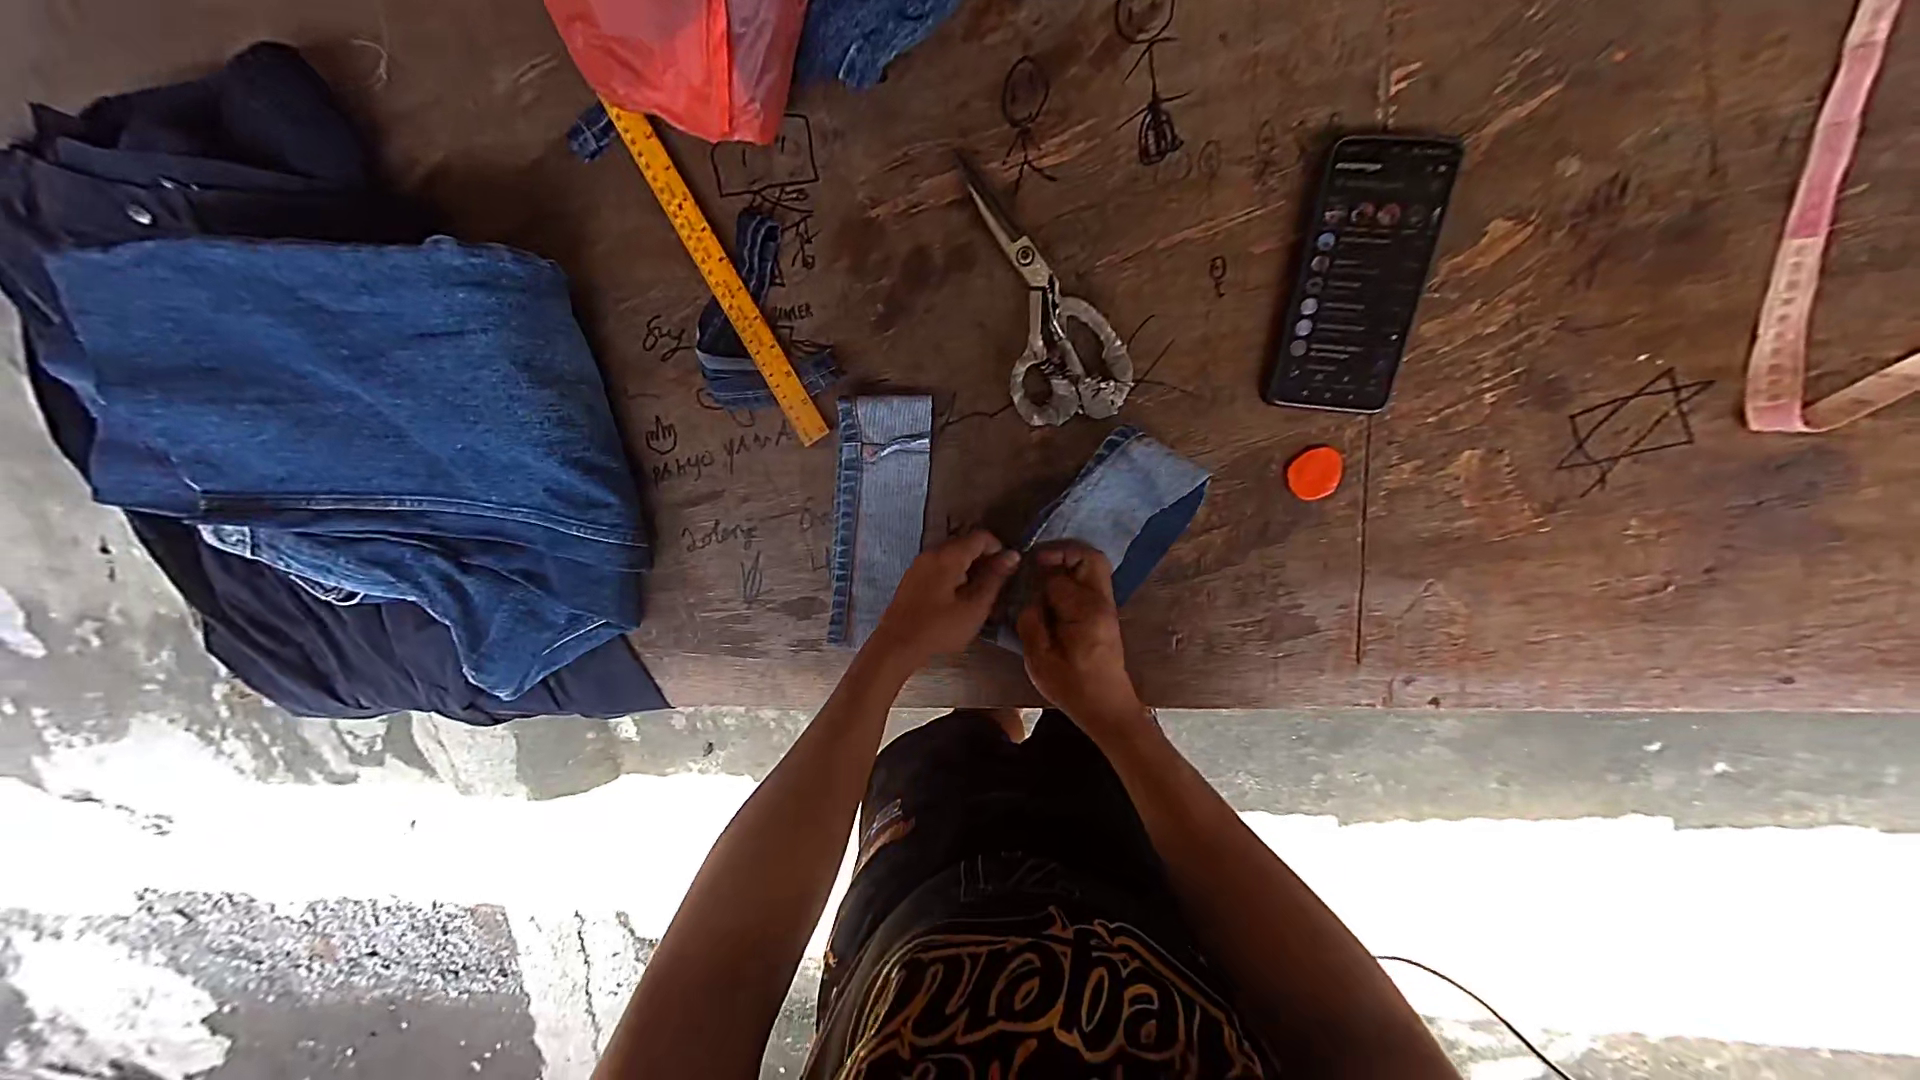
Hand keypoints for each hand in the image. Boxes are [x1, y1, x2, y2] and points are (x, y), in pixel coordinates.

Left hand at [871, 530, 1020, 667]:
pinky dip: (953, 574)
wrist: (896, 645)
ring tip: (978, 593)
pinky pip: (939, 566)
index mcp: (948, 556)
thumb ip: (994, 579)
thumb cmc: (939, 629)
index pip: (980, 537)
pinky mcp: (912, 577)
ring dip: (969, 567)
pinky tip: (957, 597)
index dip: (998, 548)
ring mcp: (918, 564)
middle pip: (964, 543)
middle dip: (984, 558)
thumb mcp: (974, 607)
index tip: (1007, 569)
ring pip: (951, 555)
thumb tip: (1012, 556)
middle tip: (995, 584)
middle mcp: (931, 553)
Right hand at [1016, 542, 1149, 735]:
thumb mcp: (1040, 660)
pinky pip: (1091, 580)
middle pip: (1089, 557)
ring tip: (1042, 574)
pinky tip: (1052, 590)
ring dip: (1069, 562)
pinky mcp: (1105, 613)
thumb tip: (1030, 600)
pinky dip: (1073, 576)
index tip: (1021, 580)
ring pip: (1094, 566)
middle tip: (1036, 562)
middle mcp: (1101, 603)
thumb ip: (1030, 623)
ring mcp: (1107, 607)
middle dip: (1062, 552)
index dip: (1037, 577)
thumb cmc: (1072, 687)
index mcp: (1085, 612)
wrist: (1107, 707)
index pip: (1058, 578)